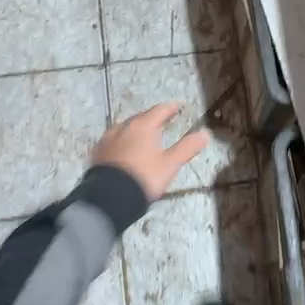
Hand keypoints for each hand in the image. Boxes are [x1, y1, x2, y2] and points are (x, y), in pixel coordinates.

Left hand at [93, 104, 210, 201]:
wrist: (108, 198)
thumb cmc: (144, 177)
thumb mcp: (170, 164)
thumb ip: (187, 148)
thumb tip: (205, 133)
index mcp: (143, 126)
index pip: (160, 110)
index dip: (171, 108)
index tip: (179, 106)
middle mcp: (124, 127)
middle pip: (142, 117)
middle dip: (153, 118)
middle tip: (163, 122)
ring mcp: (108, 139)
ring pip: (126, 127)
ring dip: (137, 129)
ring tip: (145, 136)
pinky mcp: (98, 152)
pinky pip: (114, 139)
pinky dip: (124, 140)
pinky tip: (125, 149)